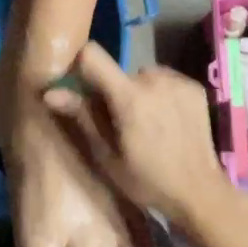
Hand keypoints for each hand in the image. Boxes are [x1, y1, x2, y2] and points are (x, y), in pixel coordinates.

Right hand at [43, 42, 234, 224]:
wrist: (198, 191)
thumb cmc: (145, 180)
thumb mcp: (106, 155)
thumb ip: (81, 117)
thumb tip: (50, 93)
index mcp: (130, 97)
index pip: (93, 56)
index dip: (80, 67)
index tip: (78, 88)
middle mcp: (155, 80)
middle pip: (118, 72)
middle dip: (111, 92)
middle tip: (116, 124)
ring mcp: (178, 81)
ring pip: (141, 76)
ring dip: (136, 92)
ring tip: (143, 123)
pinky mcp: (194, 87)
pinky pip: (164, 81)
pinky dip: (158, 94)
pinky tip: (164, 121)